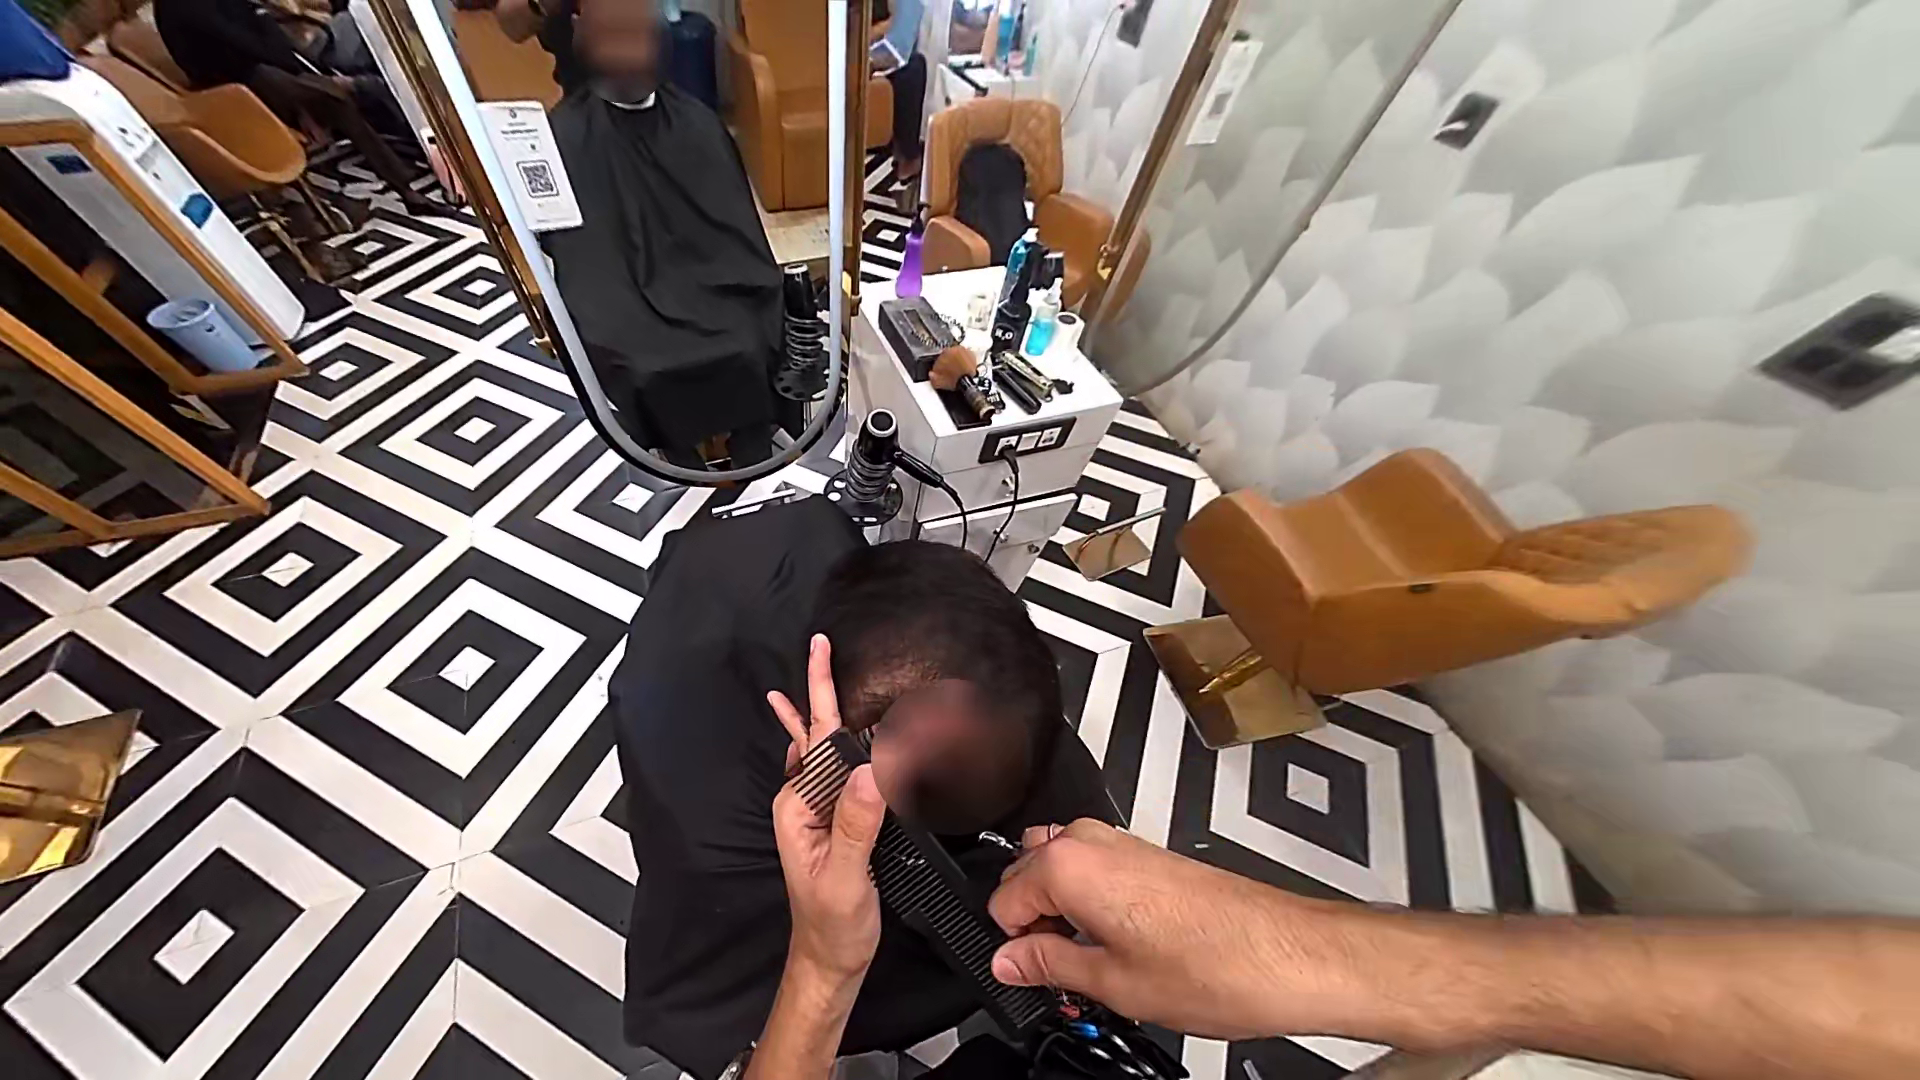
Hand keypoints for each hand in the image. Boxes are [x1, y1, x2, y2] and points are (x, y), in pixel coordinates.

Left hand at [768, 636, 884, 982]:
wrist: (831, 957)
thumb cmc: (832, 923)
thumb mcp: (846, 878)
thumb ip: (856, 825)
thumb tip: (871, 772)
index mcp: (798, 806)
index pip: (815, 737)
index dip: (820, 690)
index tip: (821, 652)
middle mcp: (803, 800)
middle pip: (816, 733)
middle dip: (819, 688)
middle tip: (822, 647)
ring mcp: (818, 807)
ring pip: (824, 747)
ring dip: (825, 709)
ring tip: (820, 673)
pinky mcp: (836, 816)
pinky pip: (837, 768)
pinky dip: (839, 741)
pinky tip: (835, 730)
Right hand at [988, 819, 1340, 1039]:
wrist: (1280, 949)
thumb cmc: (1213, 963)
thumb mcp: (1113, 982)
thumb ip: (1047, 964)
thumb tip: (1009, 961)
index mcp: (1068, 865)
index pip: (1003, 901)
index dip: (1012, 944)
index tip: (1029, 971)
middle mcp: (1086, 839)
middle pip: (1024, 874)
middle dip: (1032, 921)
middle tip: (1061, 970)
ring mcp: (1113, 838)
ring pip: (1054, 865)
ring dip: (1056, 906)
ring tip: (1090, 958)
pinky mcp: (1136, 847)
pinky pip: (1085, 862)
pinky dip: (1084, 895)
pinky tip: (1115, 939)